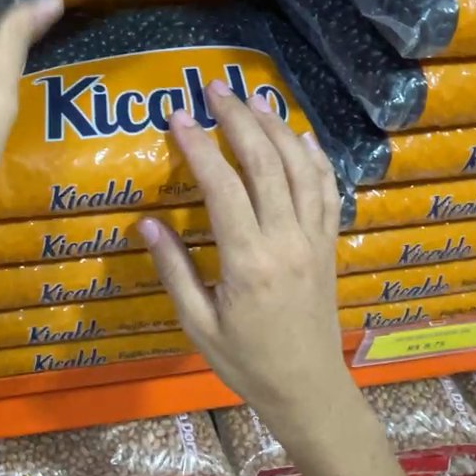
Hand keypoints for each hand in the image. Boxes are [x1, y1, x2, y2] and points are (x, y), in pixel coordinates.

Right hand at [141, 81, 359, 434]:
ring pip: (301, 167)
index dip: (199, 144)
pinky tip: (301, 136)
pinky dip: (316, 157)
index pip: (222, 185)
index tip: (177, 114)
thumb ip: (174, 271)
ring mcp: (314, 239)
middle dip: (239, 118)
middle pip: (265, 162)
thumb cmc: (246, 361)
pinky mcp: (329, 244)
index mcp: (249, 260)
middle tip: (214, 86)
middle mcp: (287, 240)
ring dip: (277, 127)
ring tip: (253, 98)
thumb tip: (147, 223)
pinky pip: (328, 190)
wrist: (309, 388)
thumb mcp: (197, 324)